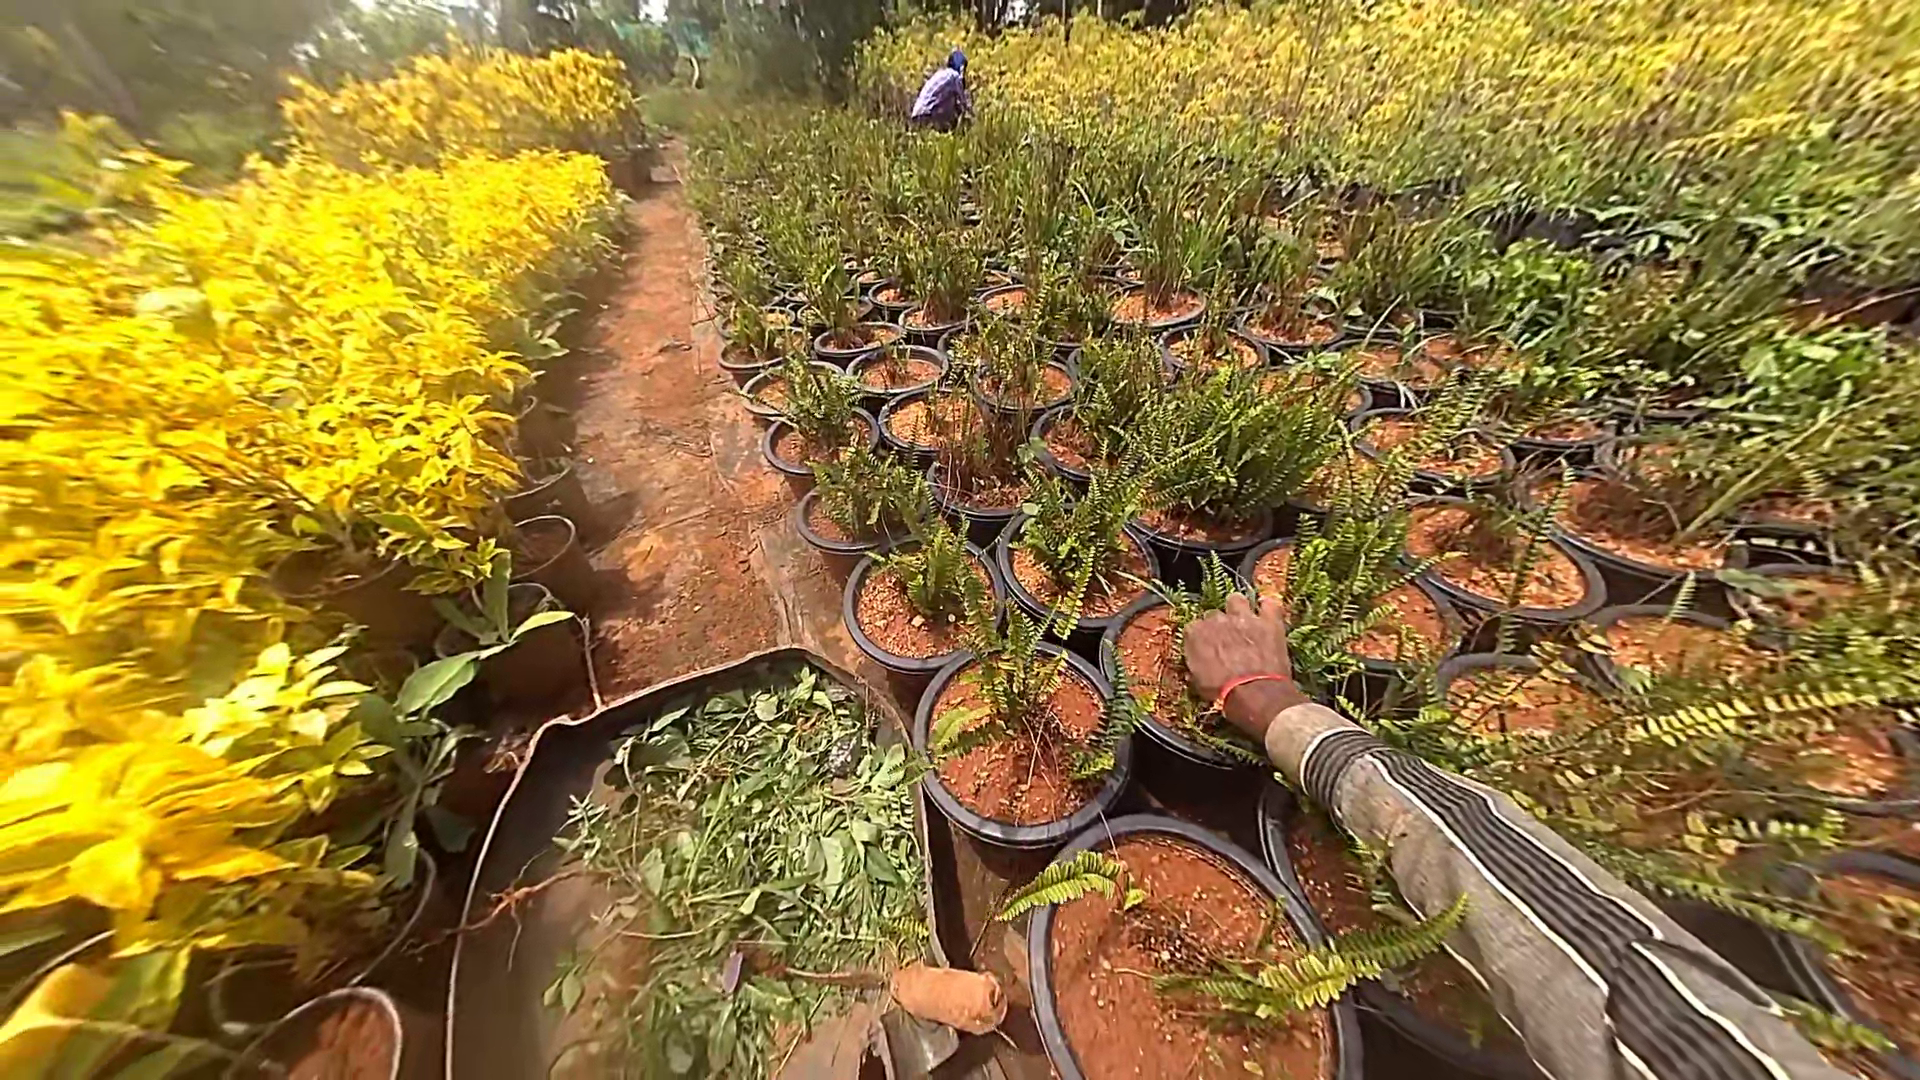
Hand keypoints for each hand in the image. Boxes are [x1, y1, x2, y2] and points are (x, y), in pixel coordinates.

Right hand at [1183, 593, 1307, 741]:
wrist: (1253, 694)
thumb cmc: (1221, 692)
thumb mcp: (1197, 680)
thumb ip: (1195, 661)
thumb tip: (1198, 661)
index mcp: (1195, 632)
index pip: (1193, 627)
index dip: (1201, 639)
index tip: (1206, 649)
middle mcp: (1216, 619)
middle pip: (1214, 615)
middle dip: (1219, 625)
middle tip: (1227, 640)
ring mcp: (1243, 618)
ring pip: (1236, 600)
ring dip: (1238, 608)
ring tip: (1244, 621)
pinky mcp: (1268, 622)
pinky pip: (1269, 605)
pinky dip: (1268, 609)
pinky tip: (1268, 616)